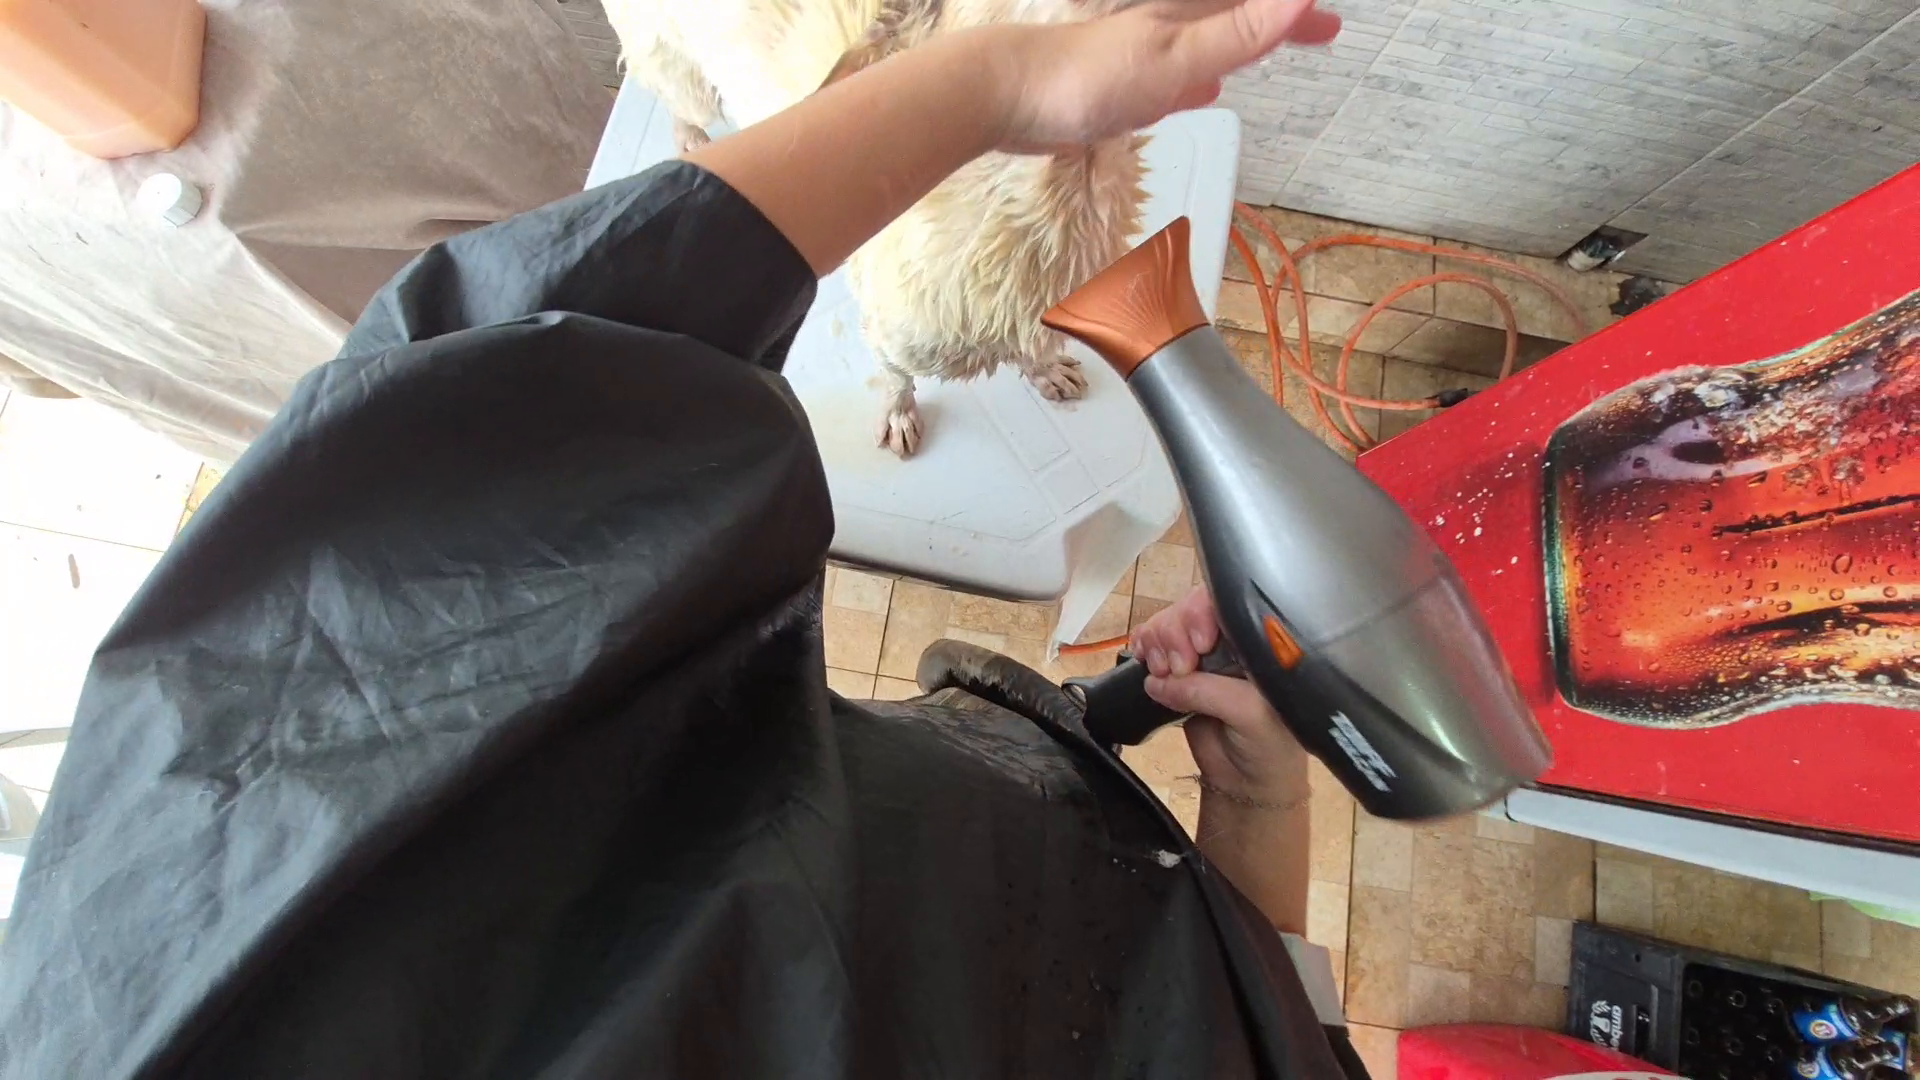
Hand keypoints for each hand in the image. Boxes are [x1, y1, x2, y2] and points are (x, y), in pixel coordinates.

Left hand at [983, 0, 1341, 152]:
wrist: (1009, 97)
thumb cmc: (1089, 79)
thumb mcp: (1173, 61)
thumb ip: (1235, 32)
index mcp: (1186, 11)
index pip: (1257, 7)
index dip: (1297, 14)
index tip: (1333, 28)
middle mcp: (1169, 22)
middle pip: (1238, 16)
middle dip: (1276, 24)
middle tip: (1318, 36)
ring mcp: (1142, 50)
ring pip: (1206, 43)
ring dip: (1238, 48)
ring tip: (1265, 58)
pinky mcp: (1117, 80)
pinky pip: (1171, 74)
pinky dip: (1193, 80)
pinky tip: (1198, 93)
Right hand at [1131, 586, 1307, 803]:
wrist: (1244, 783)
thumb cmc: (1267, 746)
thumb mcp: (1249, 713)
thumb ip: (1207, 691)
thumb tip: (1159, 681)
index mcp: (1259, 641)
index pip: (1228, 603)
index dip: (1204, 613)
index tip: (1200, 643)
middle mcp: (1229, 640)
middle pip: (1190, 609)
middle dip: (1176, 633)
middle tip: (1180, 669)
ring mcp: (1200, 654)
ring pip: (1167, 624)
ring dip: (1157, 643)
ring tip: (1163, 675)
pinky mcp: (1174, 671)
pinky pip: (1150, 643)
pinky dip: (1143, 648)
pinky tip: (1147, 665)